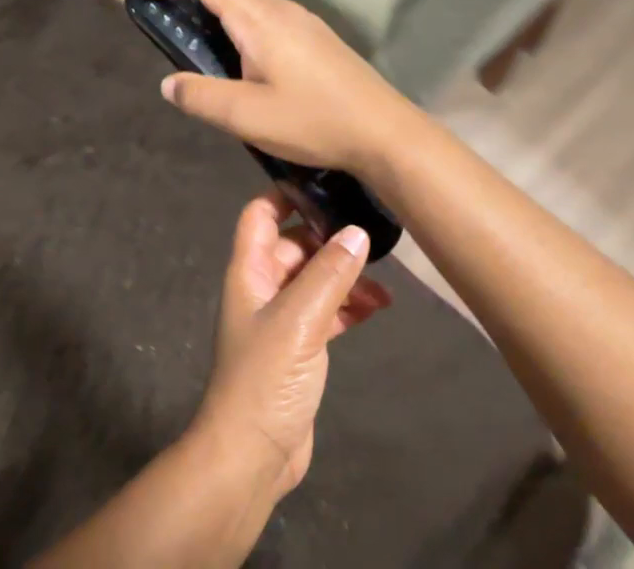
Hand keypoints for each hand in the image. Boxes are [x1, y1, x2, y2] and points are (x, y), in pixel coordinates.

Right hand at [137, 0, 421, 175]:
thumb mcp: (245, 116)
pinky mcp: (314, 39)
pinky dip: (236, 22)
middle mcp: (279, 9)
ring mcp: (301, 22)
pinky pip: (264, 16)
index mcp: (258, 19)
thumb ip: (200, 97)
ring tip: (193, 38)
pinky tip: (236, 58)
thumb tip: (169, 84)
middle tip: (162, 13)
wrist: (383, 132)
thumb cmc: (313, 120)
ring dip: (214, 6)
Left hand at [192, 195, 392, 499]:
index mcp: (249, 272)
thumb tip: (358, 230)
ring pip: (315, 280)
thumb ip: (329, 274)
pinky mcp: (300, 348)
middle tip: (376, 230)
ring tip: (385, 279)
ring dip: (346, 275)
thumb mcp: (300, 320)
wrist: (253, 453)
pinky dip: (349, 305)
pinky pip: (326, 312)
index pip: (260, 215)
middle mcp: (262, 288)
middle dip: (330, 238)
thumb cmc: (266, 379)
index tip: (329, 181)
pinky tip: (380, 305)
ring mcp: (281, 319)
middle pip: (295, 245)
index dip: (286, 194)